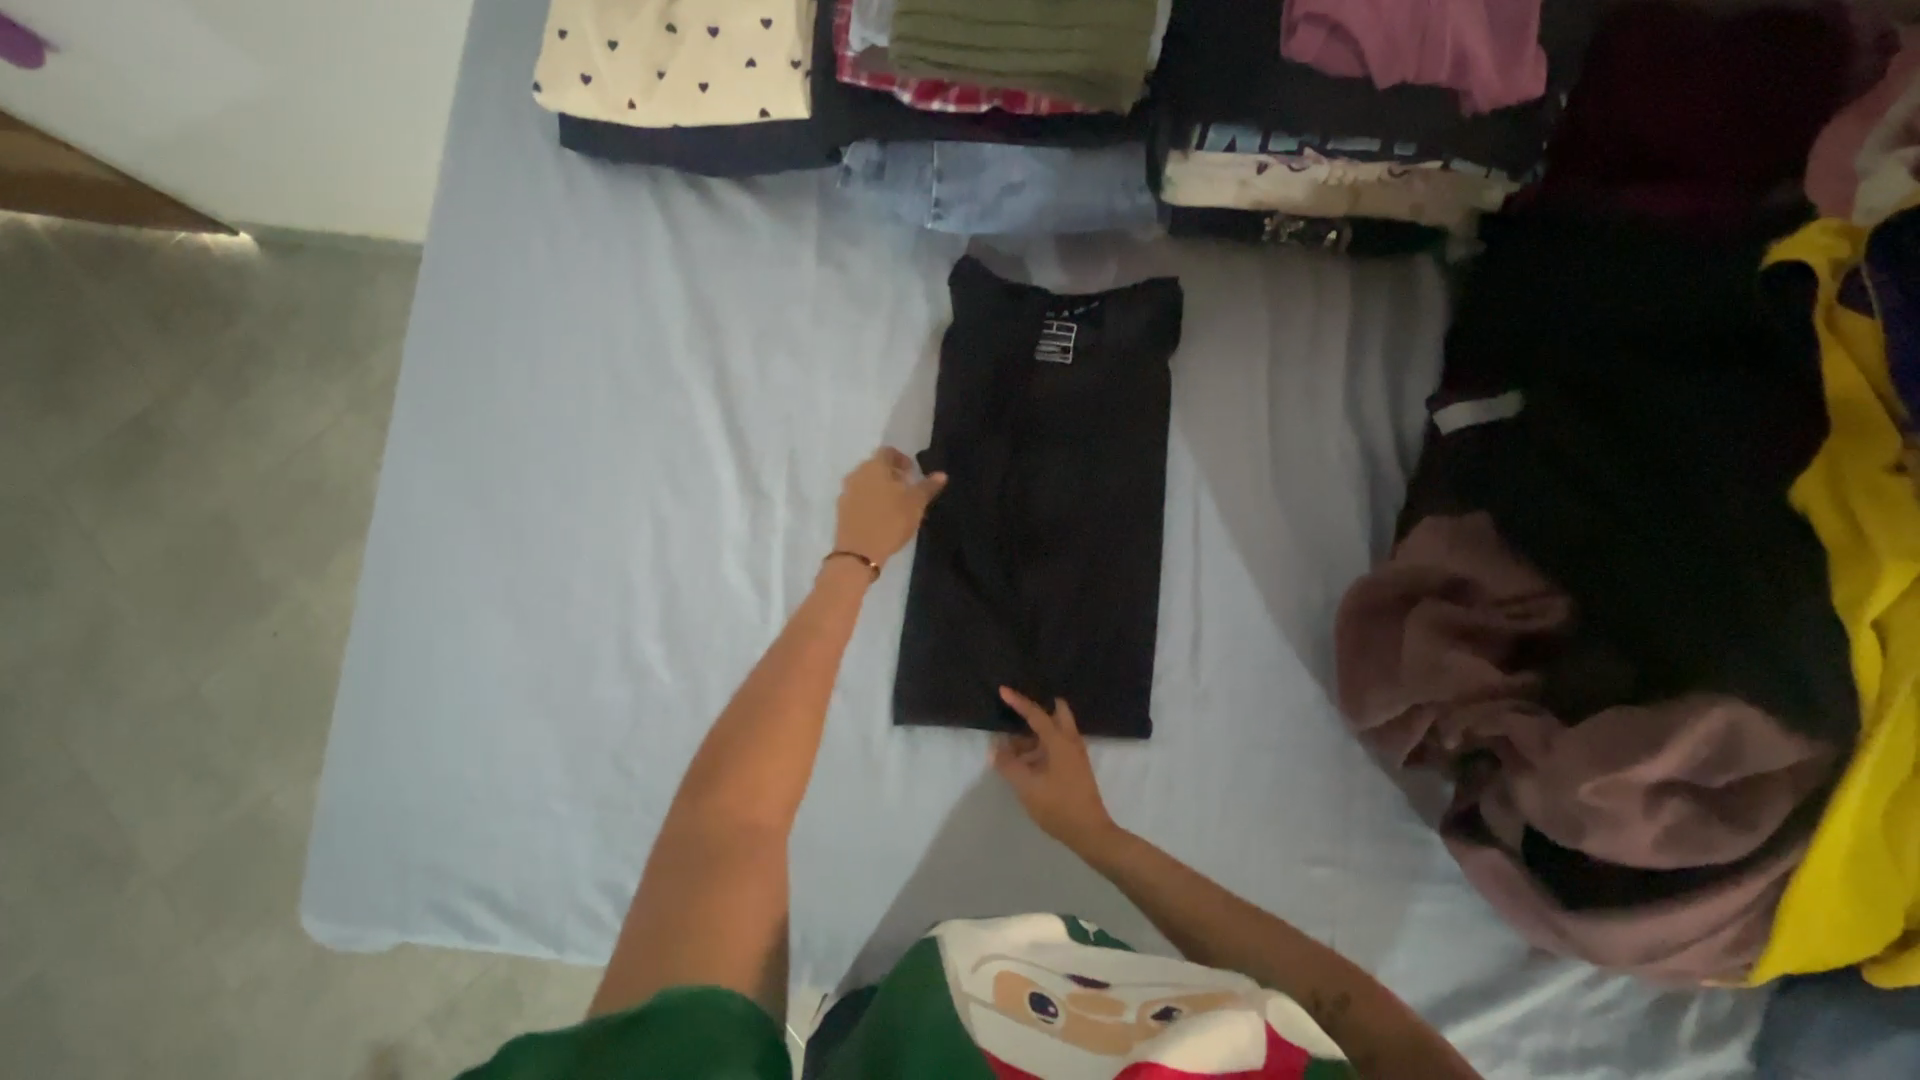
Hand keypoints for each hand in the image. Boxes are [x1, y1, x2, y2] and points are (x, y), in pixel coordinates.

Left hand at [834, 448, 945, 568]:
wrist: (859, 552)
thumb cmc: (891, 521)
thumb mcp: (916, 504)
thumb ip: (927, 487)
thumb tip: (941, 475)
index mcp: (875, 466)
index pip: (888, 452)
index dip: (902, 459)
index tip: (912, 472)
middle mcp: (857, 474)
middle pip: (875, 466)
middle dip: (891, 474)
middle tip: (906, 488)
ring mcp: (846, 491)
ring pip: (866, 482)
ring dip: (880, 487)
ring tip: (894, 504)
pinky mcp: (841, 509)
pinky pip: (858, 497)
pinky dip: (870, 500)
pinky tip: (880, 516)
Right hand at [991, 688, 1116, 850]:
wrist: (1090, 832)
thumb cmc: (1058, 806)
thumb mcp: (1027, 787)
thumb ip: (1009, 765)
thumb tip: (996, 749)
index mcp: (1060, 742)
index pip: (1037, 714)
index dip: (1019, 702)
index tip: (1003, 690)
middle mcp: (1071, 743)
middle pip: (1056, 715)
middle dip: (1036, 711)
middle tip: (1016, 713)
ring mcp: (1076, 756)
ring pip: (1055, 733)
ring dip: (1034, 735)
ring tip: (1011, 748)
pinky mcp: (1076, 768)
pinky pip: (1057, 747)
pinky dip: (1041, 747)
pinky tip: (1025, 762)